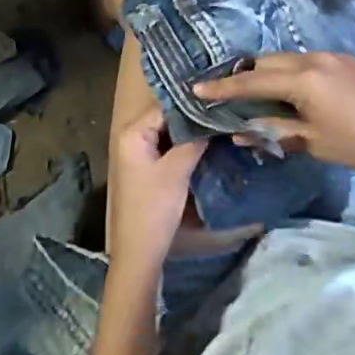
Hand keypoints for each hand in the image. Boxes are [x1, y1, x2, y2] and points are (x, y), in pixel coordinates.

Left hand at [106, 106, 208, 270]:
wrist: (139, 253)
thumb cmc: (154, 208)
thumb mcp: (177, 171)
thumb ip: (194, 141)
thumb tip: (214, 119)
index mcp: (133, 132)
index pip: (166, 106)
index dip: (192, 104)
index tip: (220, 101)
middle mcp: (131, 137)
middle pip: (166, 118)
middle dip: (193, 117)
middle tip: (223, 112)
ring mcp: (137, 153)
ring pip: (168, 133)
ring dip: (190, 132)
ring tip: (220, 124)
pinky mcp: (145, 168)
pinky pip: (166, 147)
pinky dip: (183, 145)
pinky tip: (206, 144)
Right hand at [193, 52, 354, 183]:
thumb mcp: (313, 143)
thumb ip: (275, 131)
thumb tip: (240, 130)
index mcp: (303, 79)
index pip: (252, 82)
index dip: (223, 87)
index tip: (196, 88)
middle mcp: (314, 59)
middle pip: (267, 62)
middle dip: (244, 76)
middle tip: (225, 92)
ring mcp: (333, 56)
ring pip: (287, 60)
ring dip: (268, 74)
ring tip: (256, 93)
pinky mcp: (347, 60)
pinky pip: (307, 62)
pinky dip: (291, 74)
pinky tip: (293, 93)